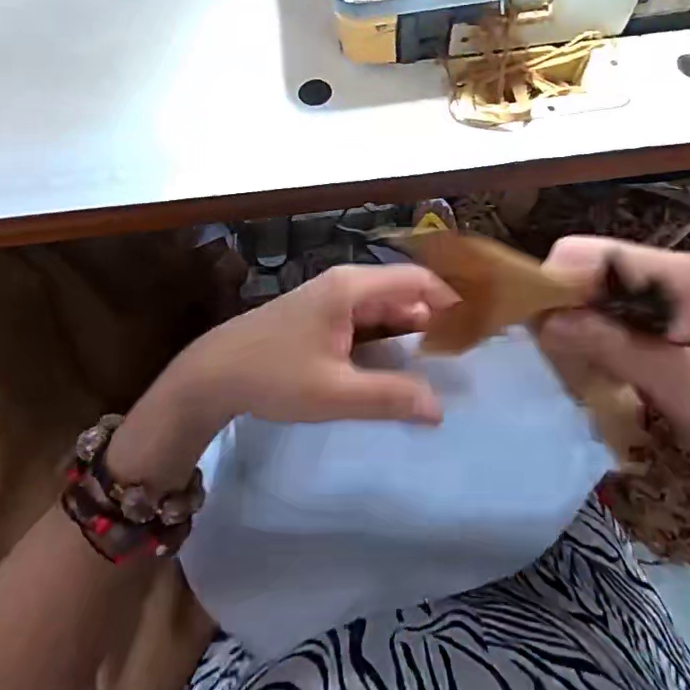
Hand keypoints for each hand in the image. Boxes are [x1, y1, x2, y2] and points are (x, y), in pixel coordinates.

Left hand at [106, 264, 457, 487]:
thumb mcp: (335, 393)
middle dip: (434, 318)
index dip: (451, 299)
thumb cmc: (273, 376)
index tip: (477, 327)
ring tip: (436, 360)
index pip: (418, 281)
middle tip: (463, 352)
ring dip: (409, 329)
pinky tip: (394, 362)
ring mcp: (329, 297)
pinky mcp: (319, 313)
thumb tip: (440, 408)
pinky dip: (386, 334)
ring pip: (384, 306)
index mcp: (351, 288)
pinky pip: (365, 317)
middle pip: (403, 291)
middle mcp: (344, 283)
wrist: (211, 374)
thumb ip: (390, 397)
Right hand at [536, 236, 689, 456]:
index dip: (558, 281)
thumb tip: (543, 320)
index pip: (592, 252)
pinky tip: (593, 366)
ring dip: (577, 323)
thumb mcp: (675, 380)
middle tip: (552, 350)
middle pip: (590, 268)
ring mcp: (664, 295)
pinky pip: (610, 314)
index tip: (539, 325)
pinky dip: (594, 336)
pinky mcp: (661, 320)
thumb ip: (610, 345)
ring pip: (596, 292)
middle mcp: (665, 272)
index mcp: (674, 272)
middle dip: (564, 303)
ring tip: (569, 361)